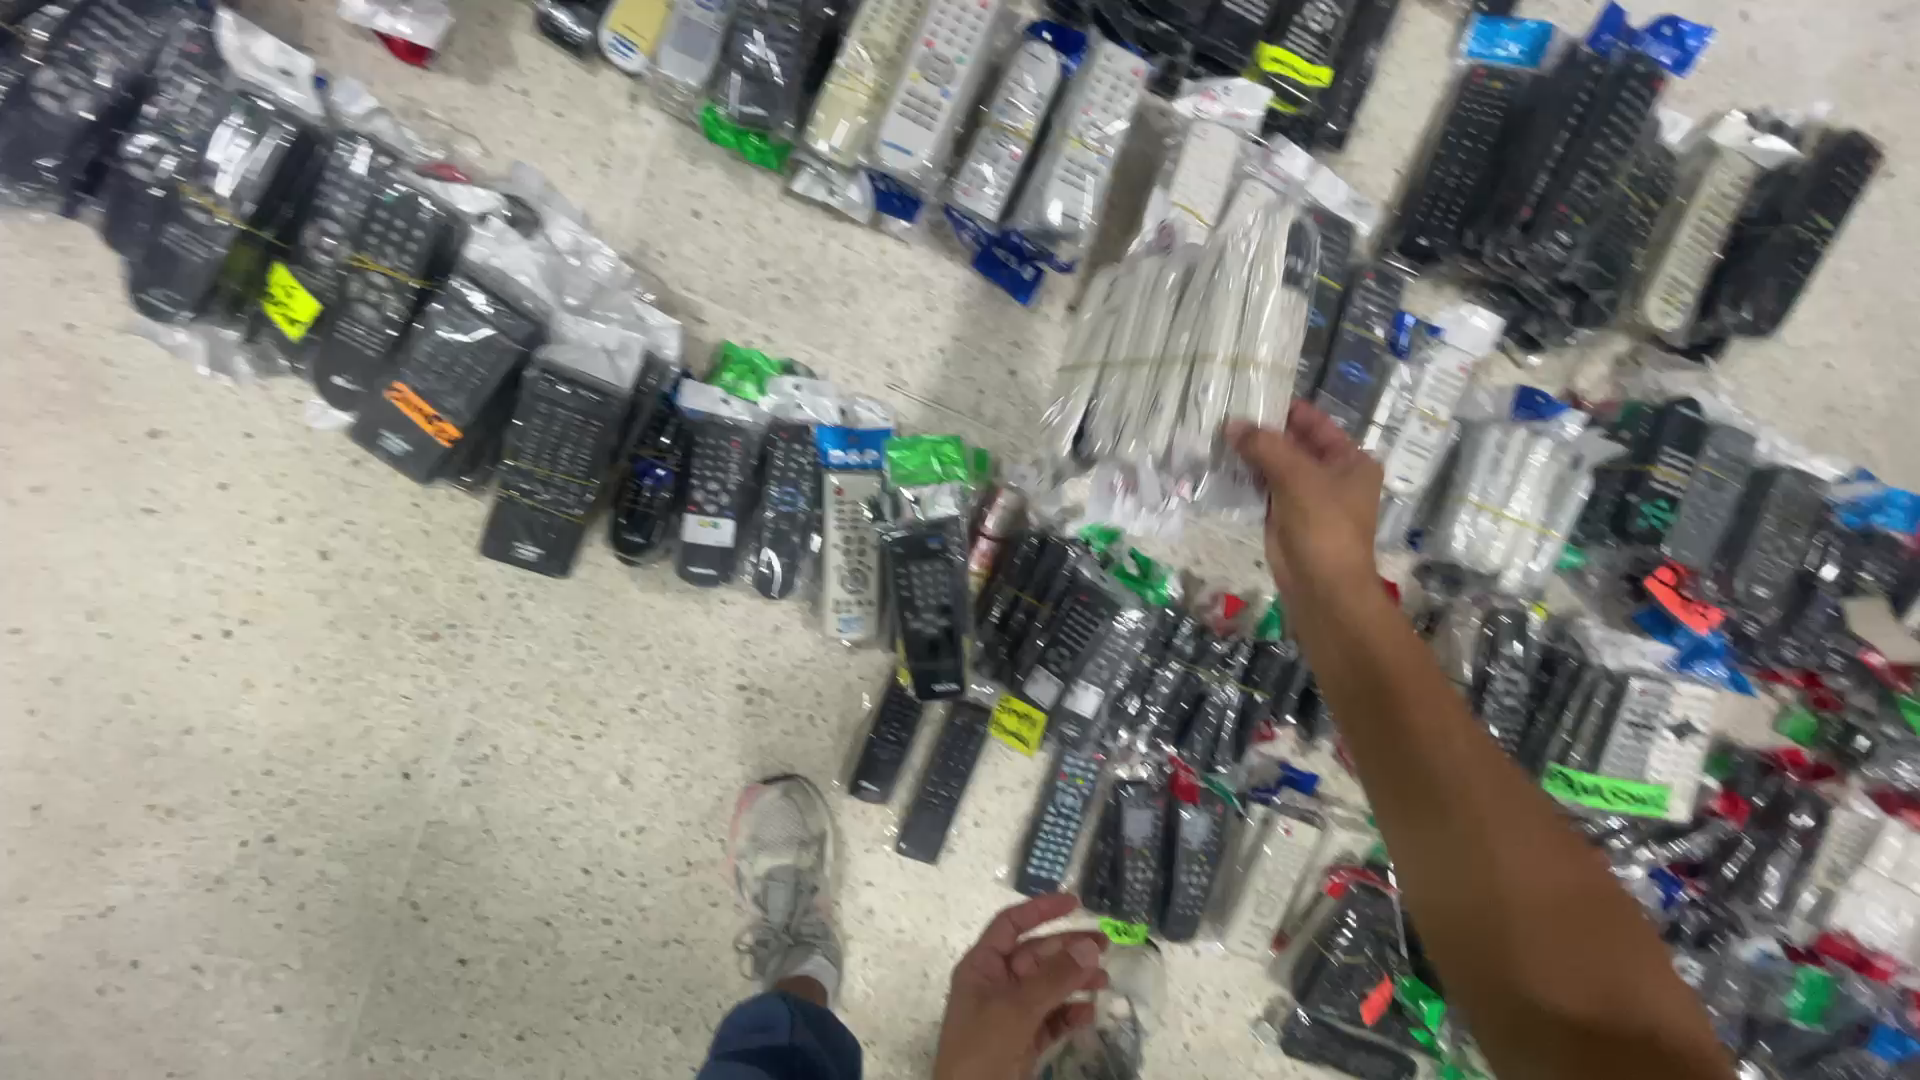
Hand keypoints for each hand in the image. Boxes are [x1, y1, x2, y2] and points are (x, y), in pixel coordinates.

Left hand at [933, 894, 1109, 1079]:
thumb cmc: (982, 1049)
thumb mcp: (1016, 1009)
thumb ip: (1054, 977)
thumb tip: (1090, 945)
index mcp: (982, 966)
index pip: (1011, 924)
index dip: (1041, 910)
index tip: (1074, 903)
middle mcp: (996, 984)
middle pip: (1036, 954)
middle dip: (1068, 948)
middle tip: (1105, 944)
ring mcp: (1010, 1015)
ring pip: (1048, 987)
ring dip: (1075, 980)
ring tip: (1105, 980)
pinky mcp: (1023, 1043)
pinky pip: (1051, 1019)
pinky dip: (1070, 1014)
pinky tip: (1089, 1013)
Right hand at [1226, 401, 1382, 598]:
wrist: (1322, 586)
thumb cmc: (1323, 526)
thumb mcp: (1297, 478)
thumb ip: (1265, 446)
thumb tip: (1232, 424)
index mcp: (1350, 460)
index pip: (1315, 424)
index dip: (1285, 409)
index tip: (1250, 395)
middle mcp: (1331, 474)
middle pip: (1293, 443)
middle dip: (1261, 432)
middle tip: (1224, 414)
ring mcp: (1306, 497)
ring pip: (1275, 466)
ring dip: (1250, 455)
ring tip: (1216, 435)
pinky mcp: (1284, 516)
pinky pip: (1263, 489)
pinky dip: (1245, 478)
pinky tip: (1221, 465)